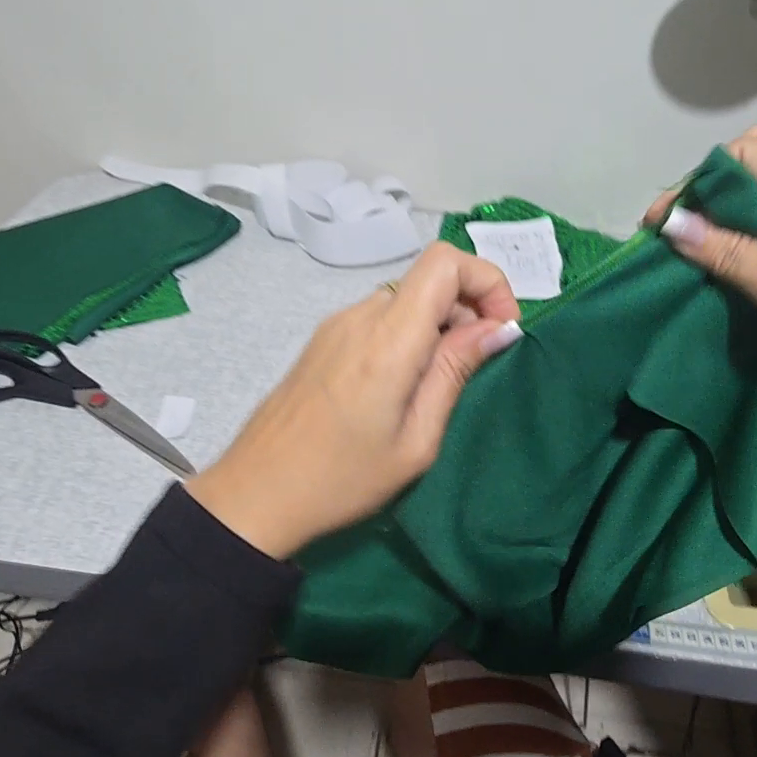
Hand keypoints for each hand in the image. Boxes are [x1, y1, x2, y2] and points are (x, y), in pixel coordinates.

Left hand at [185, 243, 523, 557]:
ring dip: (438, 324)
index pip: (445, 262)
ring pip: (406, 297)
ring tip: (437, 385)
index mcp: (388, 337)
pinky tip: (402, 385)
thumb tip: (498, 328)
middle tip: (476, 365)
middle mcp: (360, 315)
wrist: (255, 494)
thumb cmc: (342, 479)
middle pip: (429, 277)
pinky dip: (409, 333)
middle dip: (468, 307)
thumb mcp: (416, 440)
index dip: (486, 280)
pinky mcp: (324, 338)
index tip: (501, 328)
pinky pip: (380, 317)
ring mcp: (336, 323)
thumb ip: (456, 372)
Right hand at [644, 126, 756, 418]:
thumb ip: (731, 255)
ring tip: (692, 239)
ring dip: (725, 203)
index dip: (699, 179)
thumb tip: (672, 223)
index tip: (664, 222)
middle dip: (710, 182)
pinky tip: (723, 251)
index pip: (748, 152)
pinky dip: (744, 222)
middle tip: (680, 226)